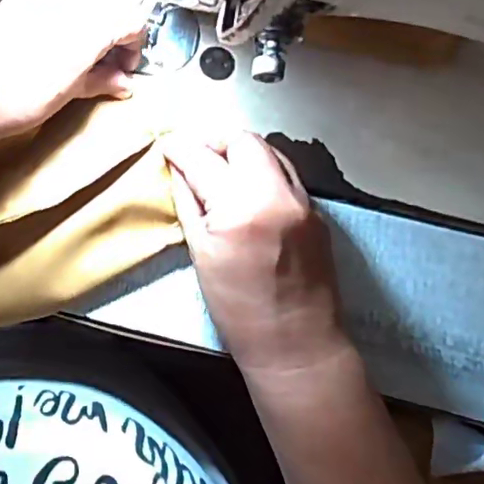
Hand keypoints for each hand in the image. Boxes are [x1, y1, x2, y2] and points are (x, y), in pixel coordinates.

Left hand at [0, 0, 145, 138]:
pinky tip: (52, 41)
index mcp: (91, 20)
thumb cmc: (16, 96)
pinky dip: (63, 14)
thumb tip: (120, 82)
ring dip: (90, 20)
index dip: (134, 46)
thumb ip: (99, 79)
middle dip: (113, 31)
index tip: (124, 66)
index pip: (133, 18)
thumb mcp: (67, 92)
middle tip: (104, 62)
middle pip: (110, 2)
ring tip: (79, 53)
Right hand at [164, 129, 348, 376]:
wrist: (297, 343)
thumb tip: (177, 170)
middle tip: (193, 157)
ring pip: (270, 151)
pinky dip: (261, 172)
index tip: (165, 146)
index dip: (179, 148)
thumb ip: (188, 202)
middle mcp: (278, 195)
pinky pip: (285, 175)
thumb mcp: (199, 251)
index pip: (203, 158)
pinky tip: (245, 192)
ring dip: (240, 154)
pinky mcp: (318, 212)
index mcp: (241, 209)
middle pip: (244, 141)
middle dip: (214, 142)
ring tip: (218, 170)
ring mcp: (304, 202)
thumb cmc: (235, 306)